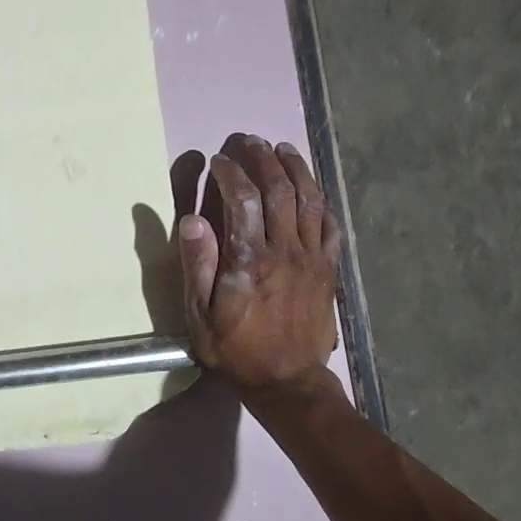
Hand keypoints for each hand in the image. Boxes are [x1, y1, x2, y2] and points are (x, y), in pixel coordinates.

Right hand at [177, 134, 339, 394]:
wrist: (287, 381)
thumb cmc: (234, 349)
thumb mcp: (200, 314)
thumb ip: (197, 265)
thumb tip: (192, 220)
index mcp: (249, 260)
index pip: (242, 200)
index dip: (231, 173)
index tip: (217, 160)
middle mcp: (284, 251)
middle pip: (278, 191)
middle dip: (262, 159)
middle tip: (248, 140)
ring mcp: (311, 259)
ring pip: (308, 201)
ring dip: (295, 169)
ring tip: (281, 148)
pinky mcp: (328, 269)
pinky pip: (329, 225)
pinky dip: (320, 199)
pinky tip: (310, 186)